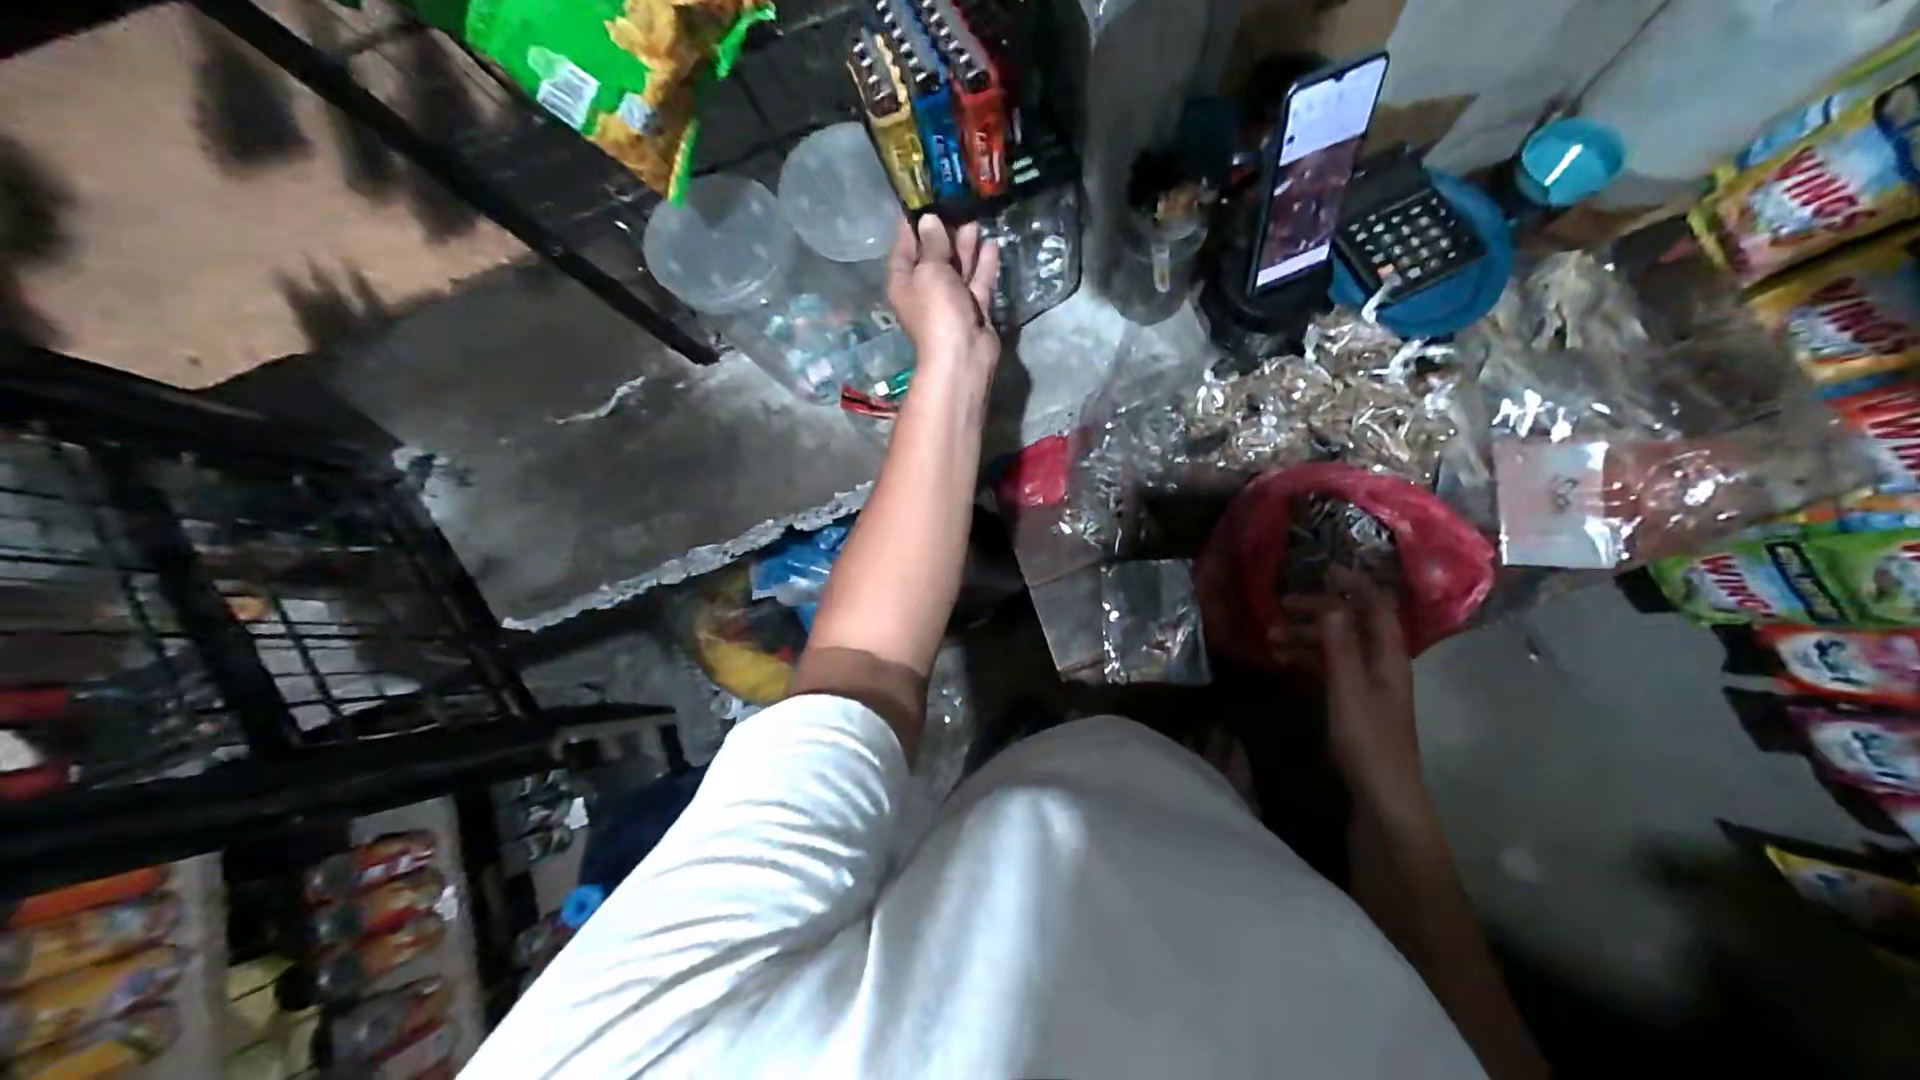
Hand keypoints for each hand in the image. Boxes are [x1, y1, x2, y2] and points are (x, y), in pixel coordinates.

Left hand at [886, 215, 999, 377]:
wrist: (962, 355)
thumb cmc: (937, 310)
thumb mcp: (930, 271)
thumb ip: (932, 244)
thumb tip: (928, 220)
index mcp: (904, 282)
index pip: (904, 247)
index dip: (913, 224)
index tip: (924, 198)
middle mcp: (924, 290)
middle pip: (933, 256)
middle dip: (944, 232)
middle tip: (957, 203)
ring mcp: (950, 301)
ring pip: (957, 268)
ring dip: (965, 246)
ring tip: (975, 219)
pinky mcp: (973, 310)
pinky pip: (977, 282)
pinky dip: (983, 265)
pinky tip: (991, 244)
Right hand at [1272, 566, 1422, 803]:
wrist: (1382, 794)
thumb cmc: (1368, 740)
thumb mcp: (1349, 690)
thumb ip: (1339, 646)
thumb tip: (1331, 605)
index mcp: (1388, 658)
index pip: (1377, 608)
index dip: (1356, 586)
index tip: (1325, 570)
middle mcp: (1381, 665)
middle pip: (1352, 625)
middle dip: (1319, 611)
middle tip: (1282, 605)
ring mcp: (1367, 684)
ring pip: (1336, 646)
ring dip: (1307, 636)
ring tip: (1270, 638)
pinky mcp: (1353, 702)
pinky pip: (1329, 668)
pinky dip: (1307, 659)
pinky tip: (1282, 661)